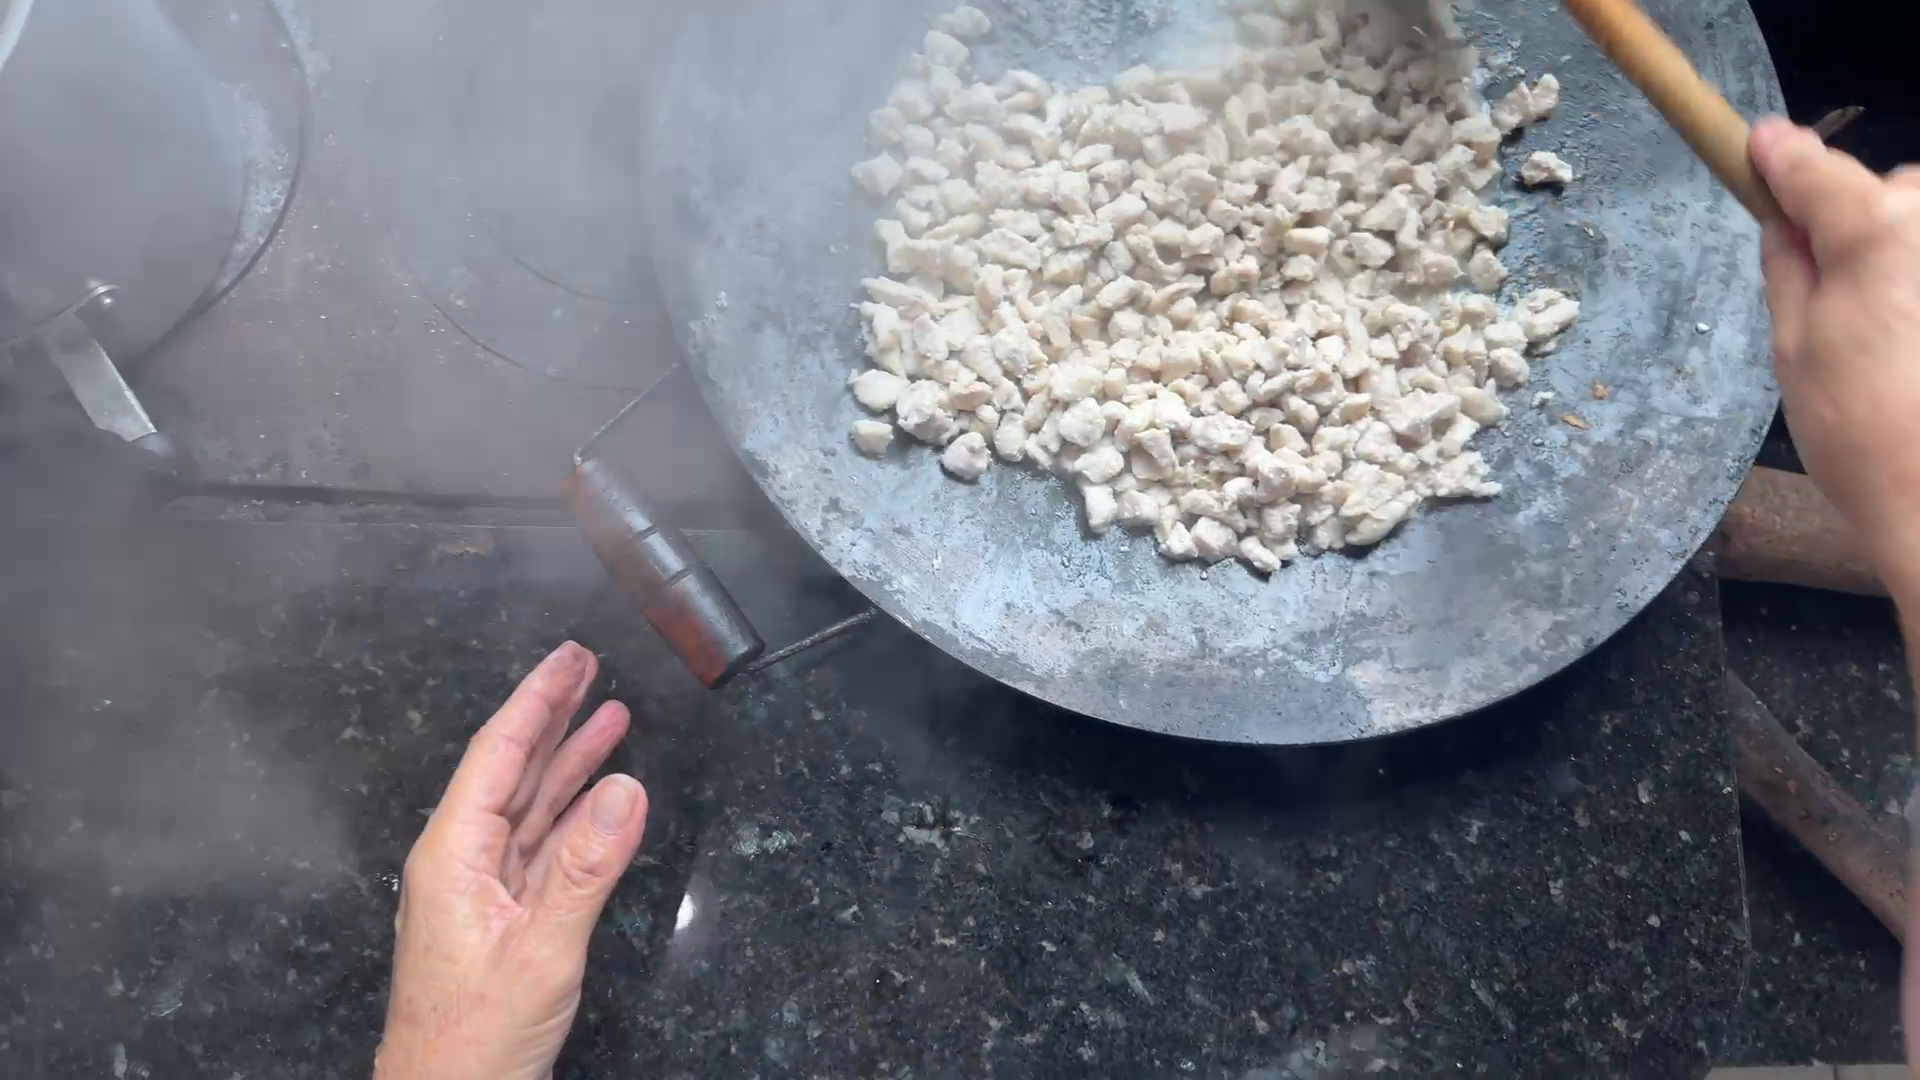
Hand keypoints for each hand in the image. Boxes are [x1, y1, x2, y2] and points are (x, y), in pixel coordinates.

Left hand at [374, 642, 647, 1079]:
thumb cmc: (479, 1036)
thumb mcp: (540, 953)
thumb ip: (585, 869)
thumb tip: (629, 787)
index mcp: (455, 854)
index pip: (499, 755)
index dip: (535, 700)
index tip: (569, 658)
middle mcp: (467, 856)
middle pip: (513, 766)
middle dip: (551, 711)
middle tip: (588, 662)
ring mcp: (489, 881)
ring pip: (534, 798)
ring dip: (571, 753)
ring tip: (609, 710)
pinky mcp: (512, 904)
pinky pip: (548, 835)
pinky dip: (579, 803)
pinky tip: (604, 784)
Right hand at [1750, 118, 1919, 600]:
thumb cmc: (1856, 425)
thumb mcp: (1793, 347)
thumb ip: (1790, 270)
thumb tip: (1780, 221)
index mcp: (1884, 239)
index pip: (1824, 178)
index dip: (1787, 158)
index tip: (1757, 137)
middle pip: (1899, 191)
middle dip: (1862, 218)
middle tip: (1830, 284)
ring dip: (1902, 243)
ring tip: (1884, 317)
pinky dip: (1912, 275)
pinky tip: (1906, 327)